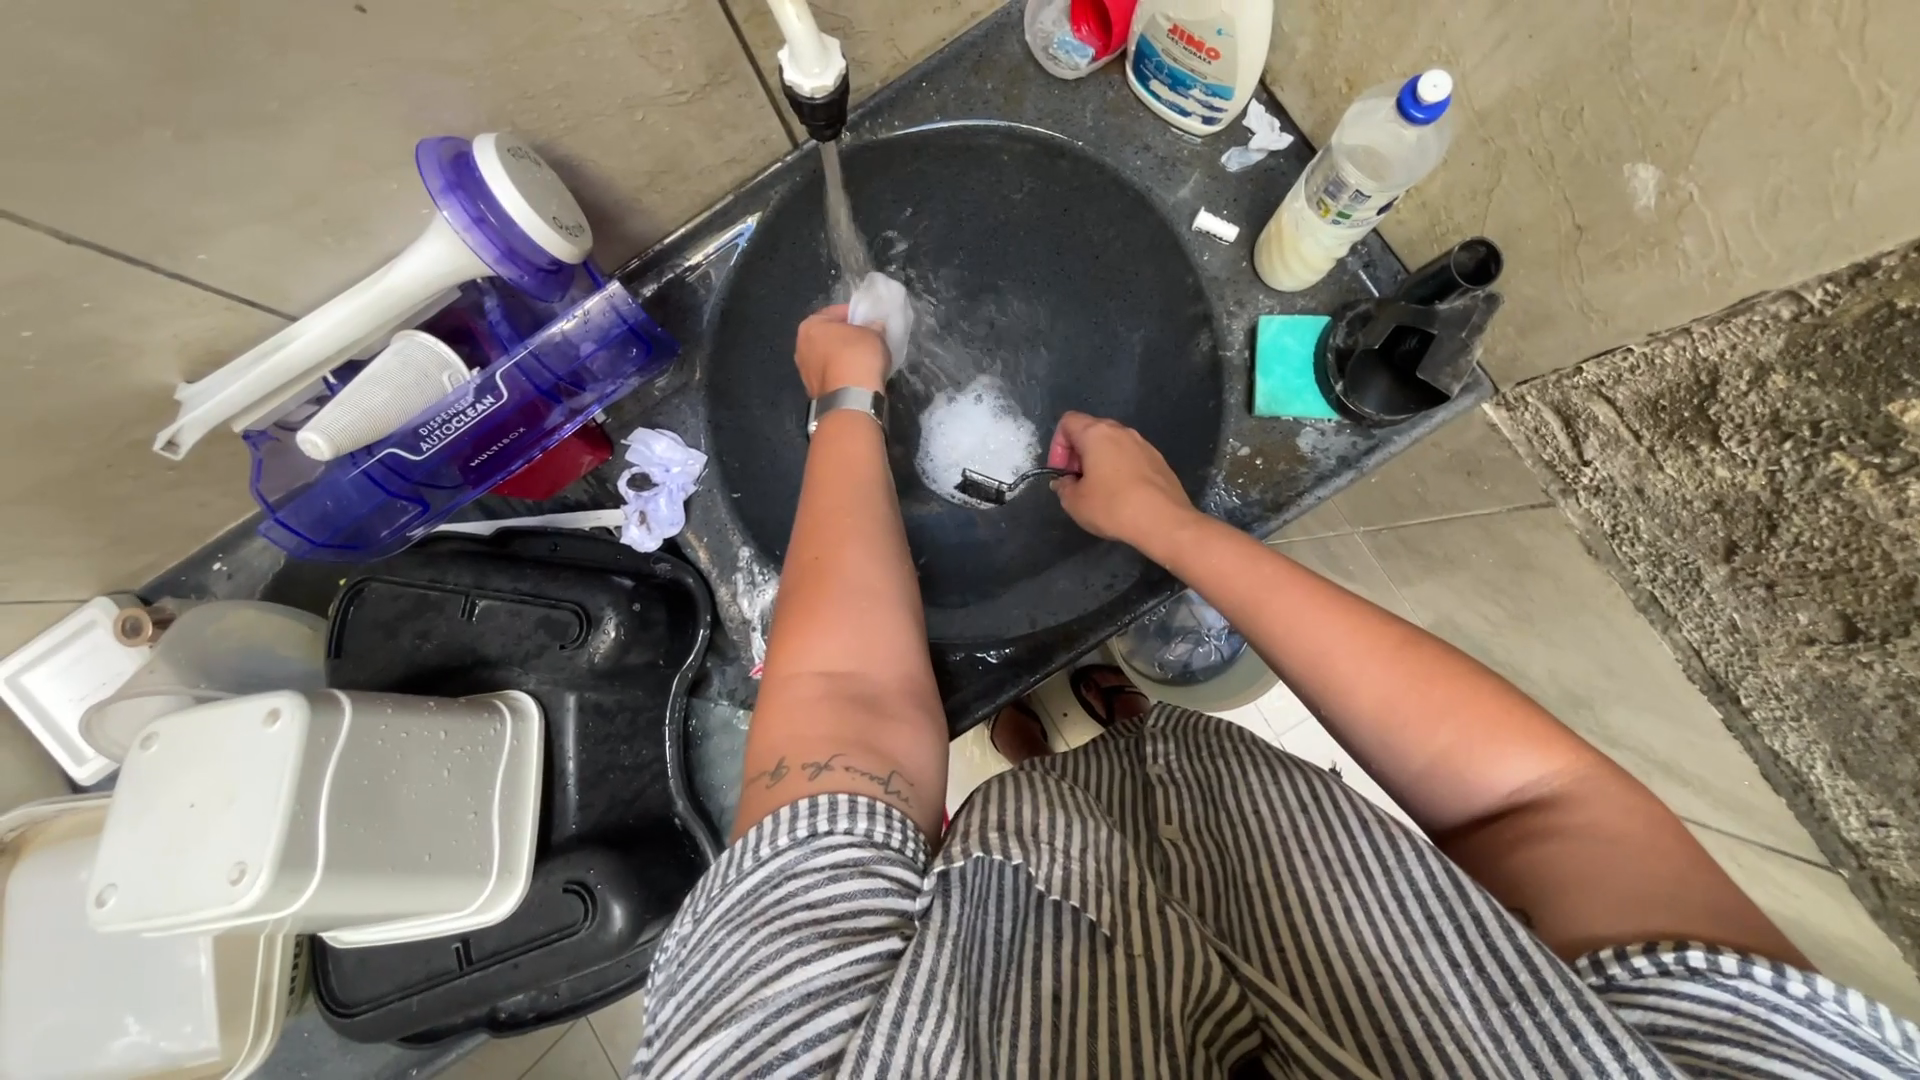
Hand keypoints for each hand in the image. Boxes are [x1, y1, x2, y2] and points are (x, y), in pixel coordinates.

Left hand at [795, 304, 888, 397]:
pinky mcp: (814, 392)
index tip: (870, 320)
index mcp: (810, 325)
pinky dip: (841, 375)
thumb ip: (873, 327)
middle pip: (828, 336)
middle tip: (867, 339)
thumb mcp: (874, 334)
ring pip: (828, 358)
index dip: (855, 314)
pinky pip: (831, 376)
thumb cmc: (858, 357)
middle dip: (846, 337)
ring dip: (842, 358)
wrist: (850, 400)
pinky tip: (857, 377)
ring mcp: (805, 372)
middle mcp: (801, 347)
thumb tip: (874, 326)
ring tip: (864, 360)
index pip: (835, 312)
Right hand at [1047, 411, 1201, 554]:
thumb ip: (1063, 487)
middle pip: (1091, 431)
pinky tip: (1122, 495)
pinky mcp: (1159, 461)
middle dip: (1078, 454)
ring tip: (1099, 490)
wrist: (1164, 520)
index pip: (1068, 422)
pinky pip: (1130, 457)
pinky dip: (1120, 469)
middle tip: (1076, 481)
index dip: (1057, 445)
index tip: (1061, 472)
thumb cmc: (1112, 506)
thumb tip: (1065, 482)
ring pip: (1113, 444)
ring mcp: (1144, 444)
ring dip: (1100, 461)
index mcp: (1096, 434)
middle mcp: (1121, 431)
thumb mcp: (1074, 502)